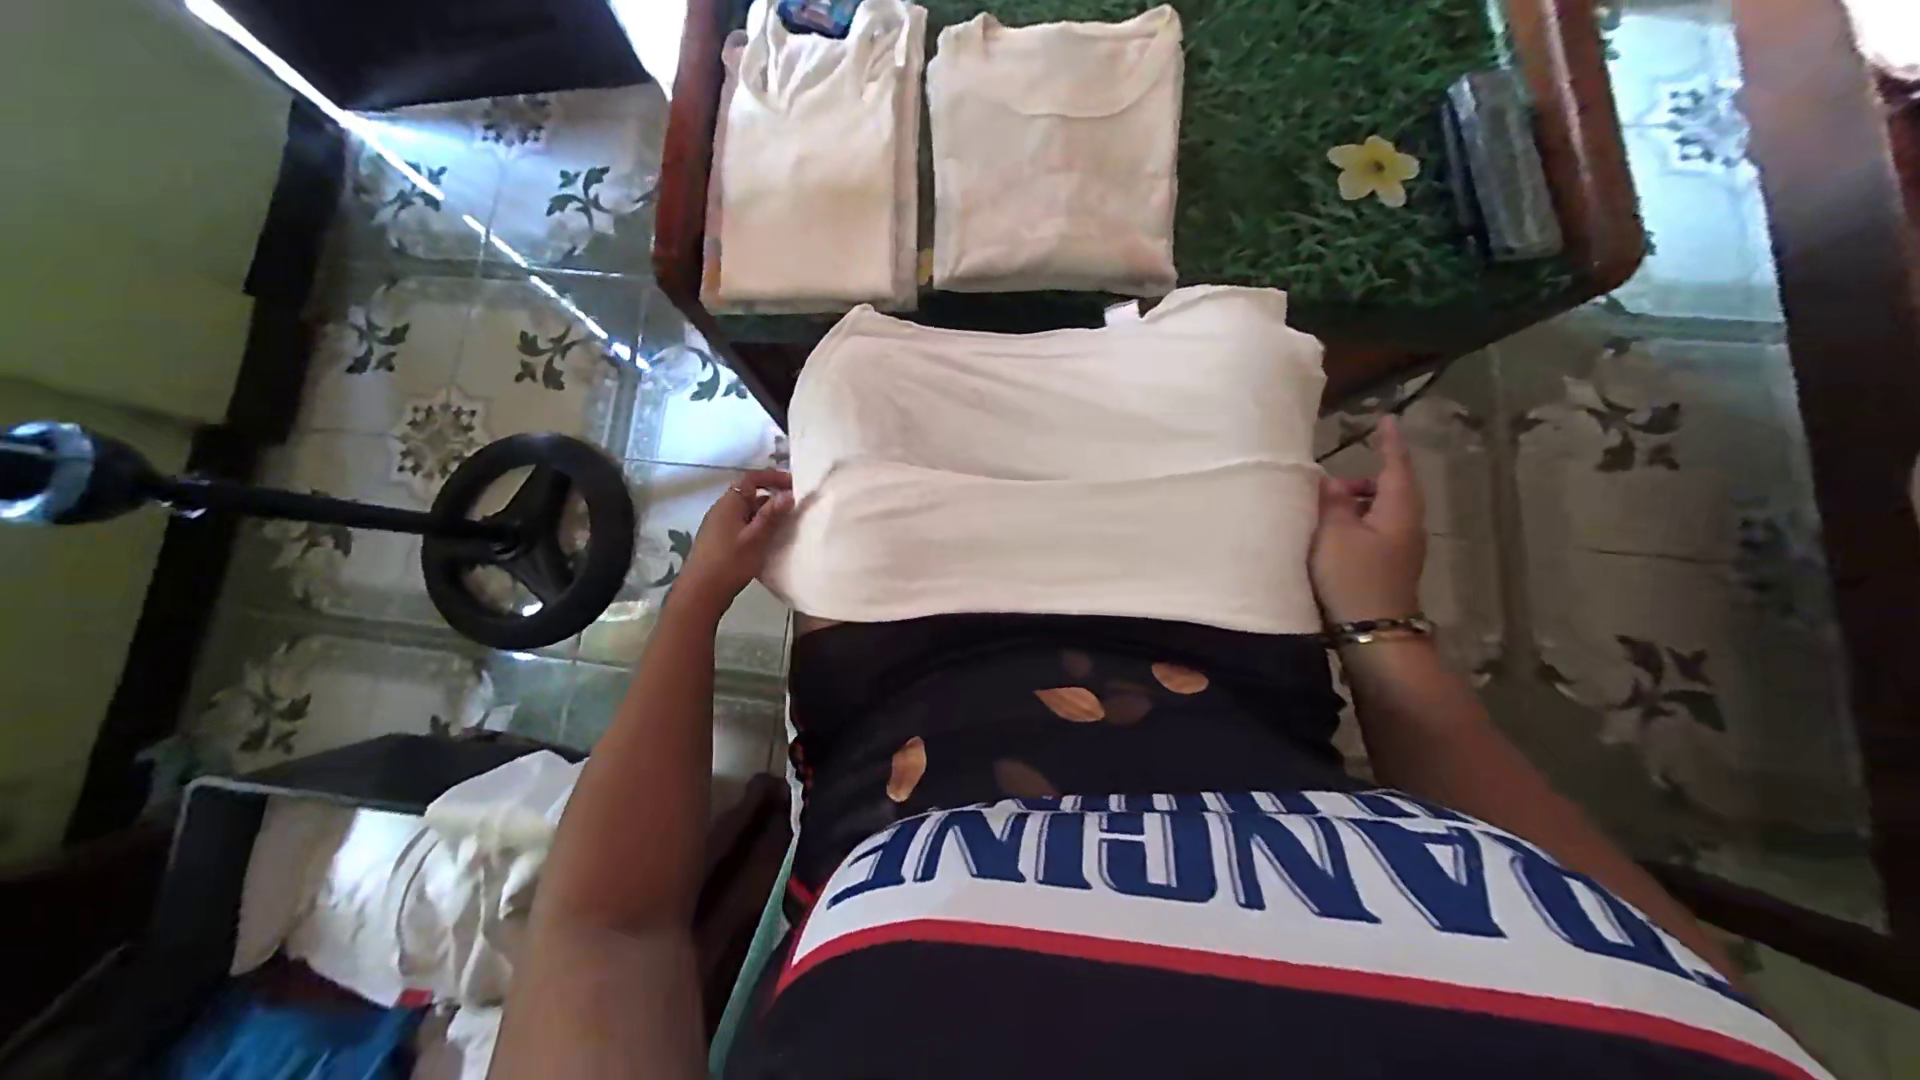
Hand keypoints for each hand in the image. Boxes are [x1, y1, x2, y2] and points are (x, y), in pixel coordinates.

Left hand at [673, 470, 793, 614]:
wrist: (701, 592)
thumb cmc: (730, 562)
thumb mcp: (756, 538)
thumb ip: (772, 515)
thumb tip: (789, 494)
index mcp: (729, 504)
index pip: (751, 479)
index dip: (772, 477)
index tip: (793, 483)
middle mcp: (722, 510)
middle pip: (749, 495)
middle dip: (773, 497)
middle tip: (795, 505)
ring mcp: (719, 526)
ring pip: (747, 512)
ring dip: (766, 514)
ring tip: (787, 523)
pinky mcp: (719, 541)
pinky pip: (742, 525)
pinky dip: (758, 526)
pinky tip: (769, 540)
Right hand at [1309, 416, 1425, 624]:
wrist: (1375, 632)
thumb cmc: (1354, 578)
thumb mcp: (1334, 535)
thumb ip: (1333, 503)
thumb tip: (1332, 483)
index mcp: (1399, 510)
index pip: (1396, 465)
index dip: (1390, 442)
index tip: (1387, 419)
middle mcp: (1407, 525)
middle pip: (1391, 489)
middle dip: (1364, 479)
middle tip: (1331, 484)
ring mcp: (1401, 548)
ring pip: (1382, 511)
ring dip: (1358, 503)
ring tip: (1326, 510)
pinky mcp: (1389, 566)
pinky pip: (1375, 530)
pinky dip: (1357, 522)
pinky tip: (1333, 535)